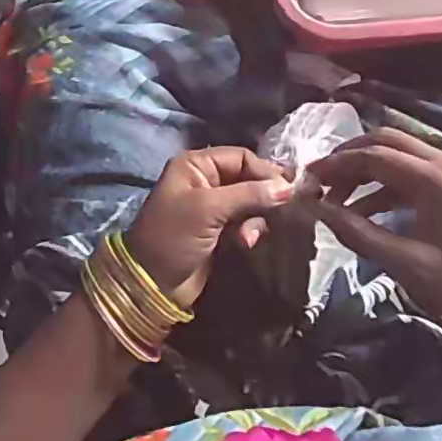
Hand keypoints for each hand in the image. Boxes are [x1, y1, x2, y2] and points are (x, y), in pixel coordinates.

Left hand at [124, 148, 294, 307]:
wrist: (153, 283)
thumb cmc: (173, 236)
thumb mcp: (208, 209)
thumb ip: (249, 194)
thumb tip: (288, 187)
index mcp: (195, 166)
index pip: (240, 157)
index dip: (265, 171)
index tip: (288, 188)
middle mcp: (205, 181)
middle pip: (248, 179)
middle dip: (263, 197)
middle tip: (282, 211)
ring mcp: (212, 208)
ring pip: (251, 203)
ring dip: (256, 219)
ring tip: (249, 236)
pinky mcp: (219, 232)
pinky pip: (246, 224)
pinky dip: (249, 233)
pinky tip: (245, 244)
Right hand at [307, 128, 441, 353]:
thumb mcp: (405, 262)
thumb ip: (356, 231)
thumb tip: (314, 209)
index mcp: (438, 179)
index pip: (375, 156)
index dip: (336, 165)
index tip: (307, 179)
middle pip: (387, 142)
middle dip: (349, 159)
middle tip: (320, 181)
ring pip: (398, 155)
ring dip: (364, 172)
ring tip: (336, 200)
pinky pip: (412, 174)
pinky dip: (383, 185)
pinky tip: (362, 210)